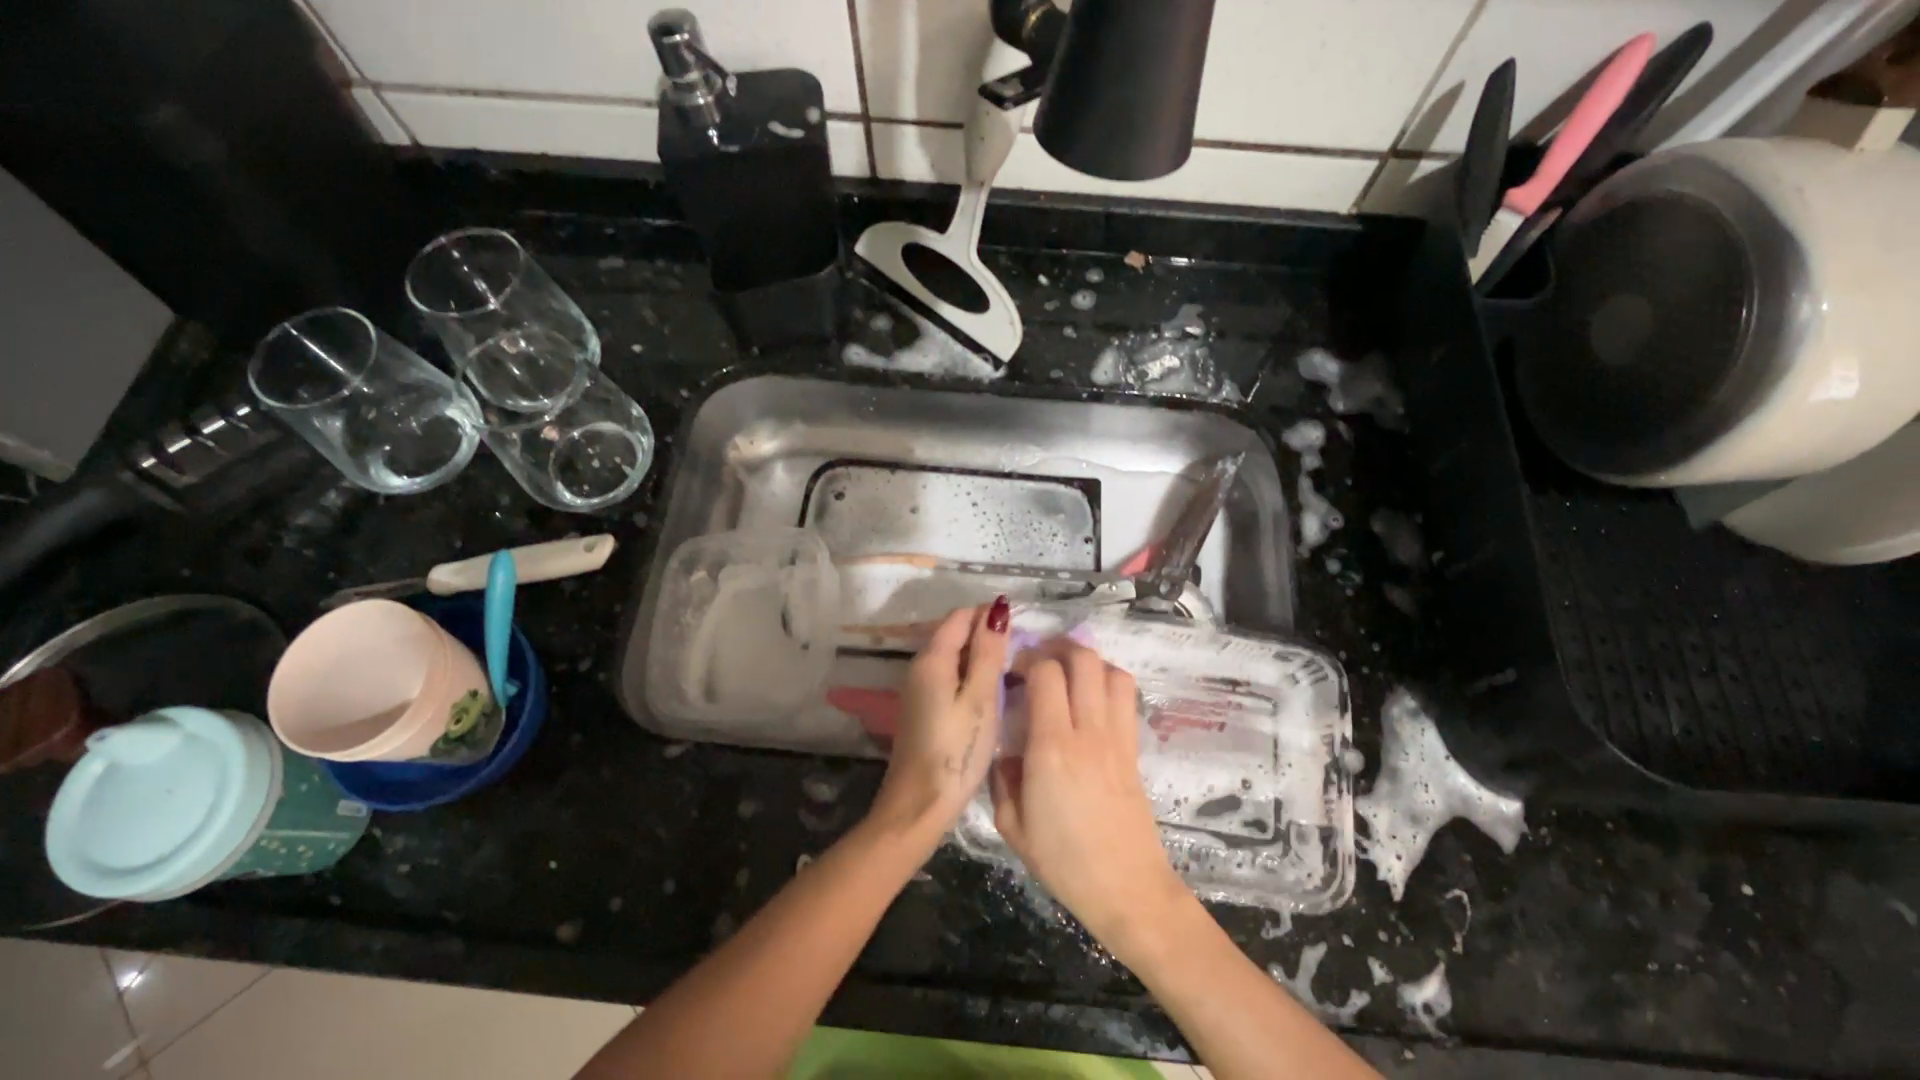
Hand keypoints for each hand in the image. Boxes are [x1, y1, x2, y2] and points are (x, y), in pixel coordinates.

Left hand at [869, 598, 1010, 838]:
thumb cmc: (956, 749)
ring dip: (983, 657)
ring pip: (955, 658)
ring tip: (1018, 670)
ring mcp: (920, 690)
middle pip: (956, 635)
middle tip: (1027, 650)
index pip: (961, 616)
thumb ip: (989, 652)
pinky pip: (951, 679)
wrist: (920, 804)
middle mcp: (920, 667)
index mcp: (932, 659)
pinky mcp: (924, 711)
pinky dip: (973, 678)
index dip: (991, 614)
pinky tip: (996, 695)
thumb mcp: (981, 698)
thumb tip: (998, 610)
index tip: (1025, 625)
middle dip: (988, 634)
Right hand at [991, 641, 1188, 947]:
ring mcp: (1117, 738)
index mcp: (1052, 748)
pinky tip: (1088, 700)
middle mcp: (1089, 732)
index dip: (1026, 661)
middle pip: (1083, 660)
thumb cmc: (1064, 862)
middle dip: (1056, 648)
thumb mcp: (1012, 826)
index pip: (1045, 674)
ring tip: (1064, 674)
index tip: (1010, 672)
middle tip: (1036, 661)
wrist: (1127, 889)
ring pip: (1111, 671)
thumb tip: (1005, 751)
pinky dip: (1107, 682)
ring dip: (1086, 661)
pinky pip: (1125, 698)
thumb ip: (1002, 779)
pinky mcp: (1134, 749)